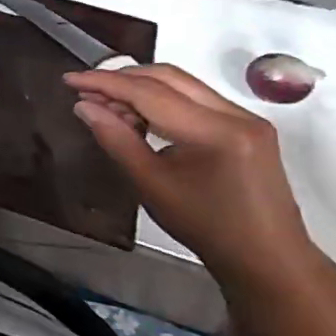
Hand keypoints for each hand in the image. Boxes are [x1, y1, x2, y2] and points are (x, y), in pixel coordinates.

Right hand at [63, 63, 318, 280]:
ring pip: (182, 84)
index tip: (70, 79)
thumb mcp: (150, 185)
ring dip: (140, 88)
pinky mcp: (246, 125)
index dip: (105, 82)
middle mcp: (236, 114)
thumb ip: (116, 139)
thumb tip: (84, 107)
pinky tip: (138, 116)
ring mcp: (246, 118)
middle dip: (122, 78)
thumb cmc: (205, 226)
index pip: (149, 92)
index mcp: (215, 132)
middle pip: (168, 77)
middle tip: (85, 90)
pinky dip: (161, 100)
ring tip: (106, 105)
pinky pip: (195, 99)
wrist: (265, 258)